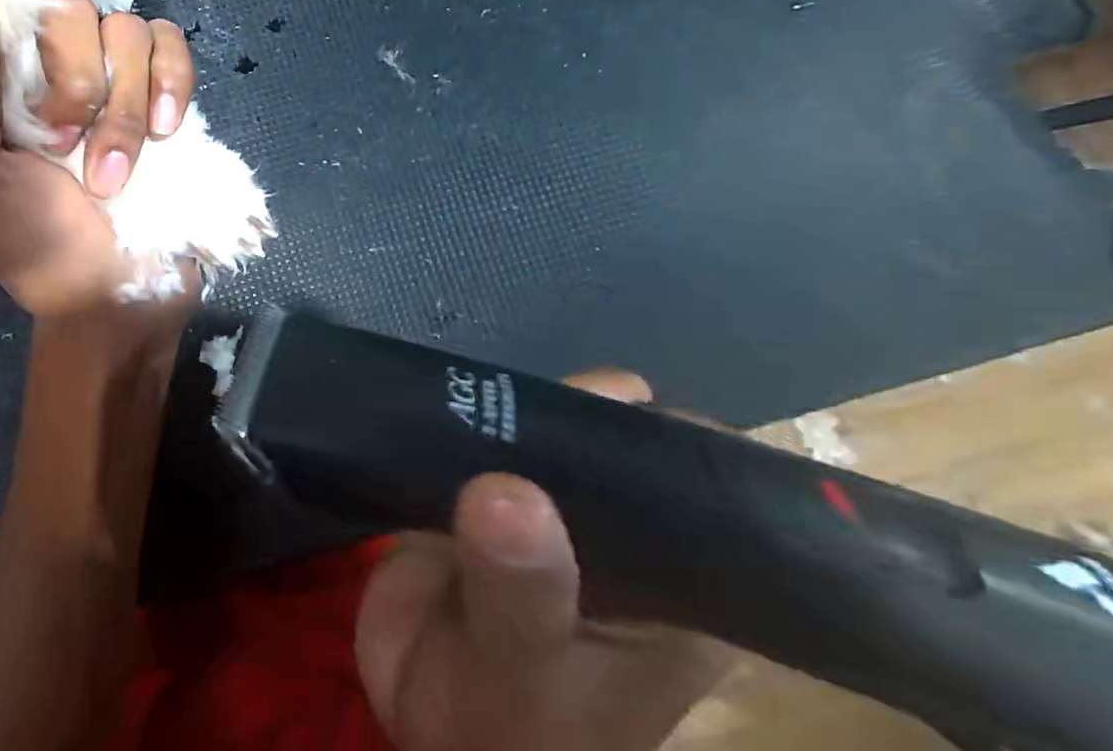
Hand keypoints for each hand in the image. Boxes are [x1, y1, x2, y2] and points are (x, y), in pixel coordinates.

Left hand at [0, 0, 195, 317]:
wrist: (114, 290)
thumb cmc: (37, 244)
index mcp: (1, 82)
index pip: (12, 6)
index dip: (28, 46)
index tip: (34, 114)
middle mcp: (56, 66)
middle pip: (75, 10)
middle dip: (79, 86)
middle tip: (68, 147)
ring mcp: (115, 76)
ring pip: (129, 31)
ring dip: (127, 108)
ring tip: (116, 172)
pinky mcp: (165, 91)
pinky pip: (173, 46)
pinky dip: (172, 83)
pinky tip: (167, 131)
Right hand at [355, 373, 731, 750]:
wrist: (422, 741)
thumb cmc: (503, 736)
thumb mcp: (522, 678)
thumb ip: (521, 592)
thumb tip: (505, 491)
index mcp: (674, 577)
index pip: (691, 486)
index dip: (658, 439)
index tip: (608, 408)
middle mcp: (618, 529)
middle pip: (610, 440)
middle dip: (575, 408)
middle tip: (533, 402)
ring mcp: (547, 505)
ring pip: (541, 429)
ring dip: (513, 405)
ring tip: (485, 395)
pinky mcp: (482, 490)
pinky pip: (477, 438)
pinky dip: (462, 415)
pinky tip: (447, 397)